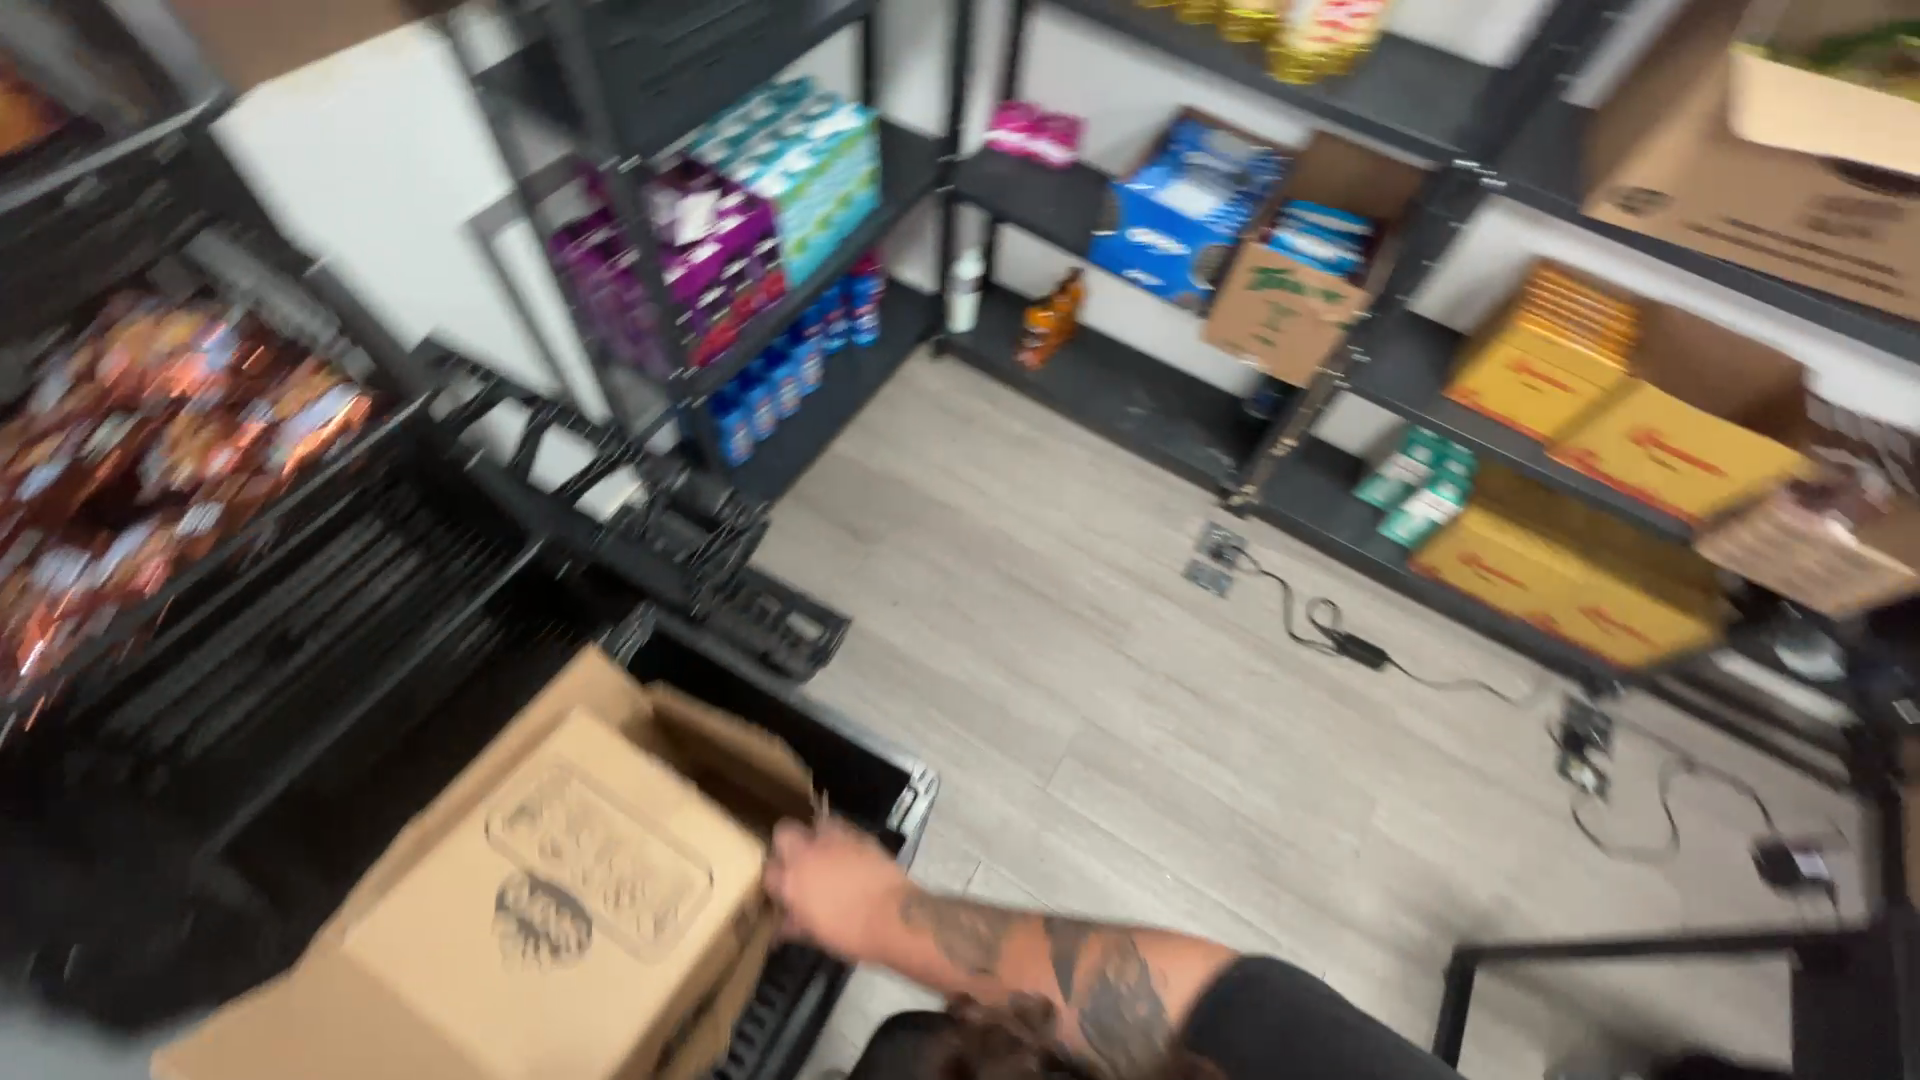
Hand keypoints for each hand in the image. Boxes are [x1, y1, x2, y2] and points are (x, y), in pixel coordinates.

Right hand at [762, 815, 910, 961]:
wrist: (892, 916)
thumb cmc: (850, 934)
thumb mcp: (816, 936)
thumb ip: (796, 924)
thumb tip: (785, 925)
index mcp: (792, 882)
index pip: (769, 870)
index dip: (774, 877)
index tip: (782, 885)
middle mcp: (809, 854)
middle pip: (784, 832)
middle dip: (787, 843)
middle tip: (798, 861)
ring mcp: (835, 840)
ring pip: (815, 823)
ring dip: (816, 834)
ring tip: (824, 851)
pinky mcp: (860, 835)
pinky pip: (843, 827)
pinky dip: (842, 837)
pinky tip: (849, 852)